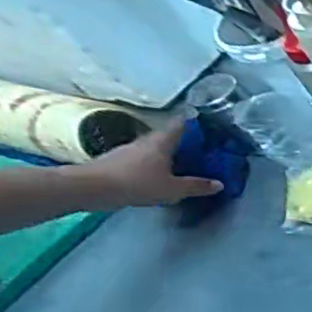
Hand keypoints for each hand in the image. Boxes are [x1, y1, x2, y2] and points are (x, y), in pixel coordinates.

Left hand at [72, 119, 221, 206]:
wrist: (92, 187)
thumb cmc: (138, 183)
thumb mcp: (174, 189)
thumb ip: (196, 186)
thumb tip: (219, 184)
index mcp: (161, 143)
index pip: (179, 126)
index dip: (191, 122)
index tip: (202, 122)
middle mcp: (145, 142)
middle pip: (165, 137)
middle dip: (180, 140)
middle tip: (196, 147)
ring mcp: (129, 151)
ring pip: (153, 148)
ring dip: (165, 152)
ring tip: (179, 162)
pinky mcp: (118, 161)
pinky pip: (142, 158)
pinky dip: (152, 163)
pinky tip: (156, 173)